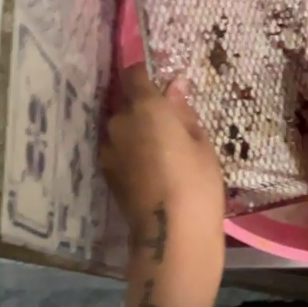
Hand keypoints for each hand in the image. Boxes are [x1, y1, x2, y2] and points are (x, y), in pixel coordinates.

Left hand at [102, 66, 224, 297]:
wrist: (171, 232)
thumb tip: (174, 86)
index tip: (163, 83)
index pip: (134, 74)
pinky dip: (131, 151)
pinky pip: (119, 149)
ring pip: (122, 128)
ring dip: (136, 131)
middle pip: (128, 103)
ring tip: (160, 151)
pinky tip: (150, 168)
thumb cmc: (197, 182)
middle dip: (144, 108)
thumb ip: (183, 111)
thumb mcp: (201, 142)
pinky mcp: (106, 171)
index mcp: (145, 107)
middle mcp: (120, 122)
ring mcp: (109, 148)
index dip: (146, 74)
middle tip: (170, 125)